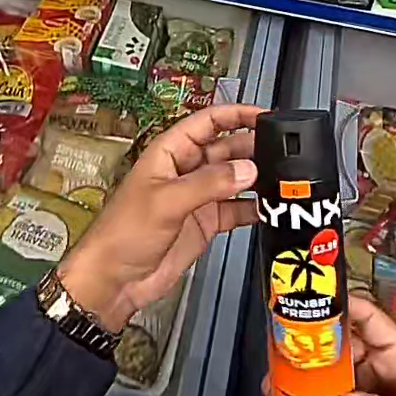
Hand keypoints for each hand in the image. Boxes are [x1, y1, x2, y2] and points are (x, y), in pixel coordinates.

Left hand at [56, 103, 262, 329]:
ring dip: (254, 176)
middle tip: (280, 150)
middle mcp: (186, 168)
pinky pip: (235, 207)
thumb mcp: (167, 201)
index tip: (263, 116)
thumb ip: (209, 183)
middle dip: (252, 146)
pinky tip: (267, 207)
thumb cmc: (122, 233)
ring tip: (280, 176)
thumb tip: (247, 169)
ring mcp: (197, 195)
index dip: (236, 114)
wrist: (114, 281)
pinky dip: (252, 206)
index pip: (209, 121)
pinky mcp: (205, 220)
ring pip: (234, 176)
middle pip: (226, 147)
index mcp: (171, 150)